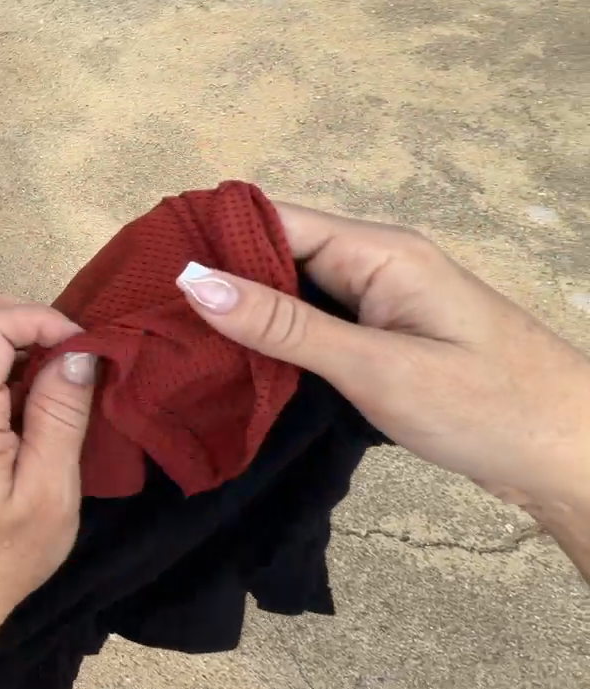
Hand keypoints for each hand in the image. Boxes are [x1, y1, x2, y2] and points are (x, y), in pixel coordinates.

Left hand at [0, 292, 99, 626]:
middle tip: (75, 354)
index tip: (87, 350)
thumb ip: (60, 416)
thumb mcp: (50, 490)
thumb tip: (79, 354)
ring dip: (18, 334)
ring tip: (65, 373)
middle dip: (27, 316)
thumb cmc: (5, 548)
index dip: (41, 319)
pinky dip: (8, 355)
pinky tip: (42, 390)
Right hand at [176, 201, 589, 562]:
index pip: (265, 218)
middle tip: (143, 298)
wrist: (588, 470)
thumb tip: (189, 279)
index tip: (143, 261)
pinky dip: (254, 325)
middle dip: (206, 269)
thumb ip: (281, 324)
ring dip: (228, 301)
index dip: (204, 233)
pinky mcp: (365, 327)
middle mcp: (366, 260)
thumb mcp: (379, 368)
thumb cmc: (495, 410)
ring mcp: (366, 294)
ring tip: (166, 321)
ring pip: (274, 282)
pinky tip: (218, 344)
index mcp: (376, 250)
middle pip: (263, 246)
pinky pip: (292, 311)